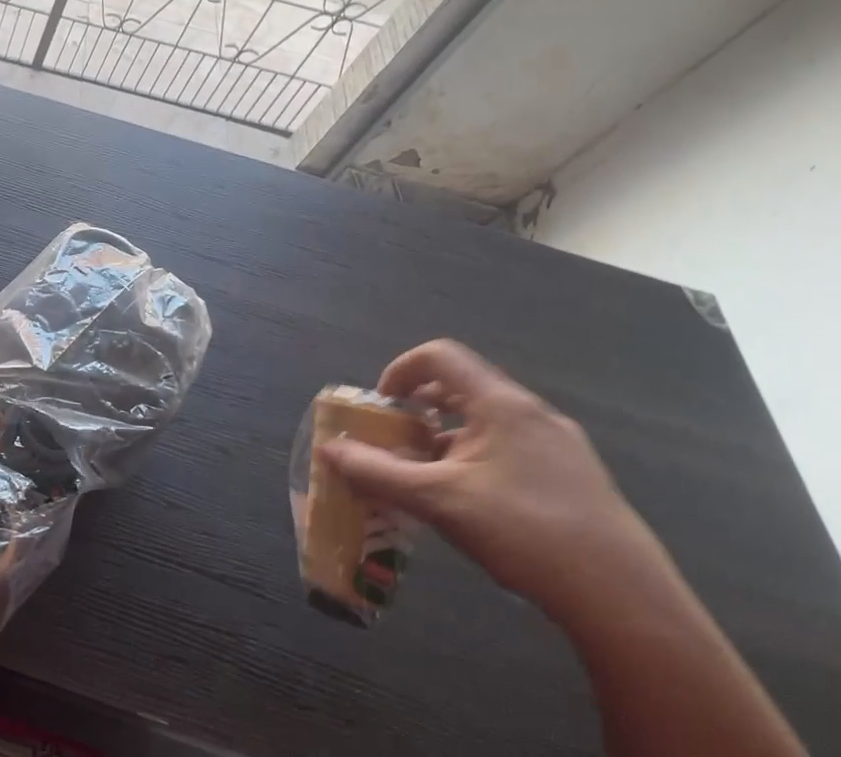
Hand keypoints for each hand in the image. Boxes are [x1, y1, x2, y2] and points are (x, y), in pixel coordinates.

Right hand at [319, 340, 668, 620]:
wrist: (623, 597)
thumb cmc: (524, 530)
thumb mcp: (437, 500)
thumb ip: (376, 471)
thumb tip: (328, 449)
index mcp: (502, 405)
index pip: (440, 356)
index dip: (400, 371)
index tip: (380, 407)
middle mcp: (533, 414)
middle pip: (461, 389)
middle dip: (416, 411)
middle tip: (393, 444)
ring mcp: (559, 447)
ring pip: (484, 424)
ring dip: (442, 440)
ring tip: (423, 480)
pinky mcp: (572, 478)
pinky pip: (507, 450)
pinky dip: (472, 461)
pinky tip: (467, 506)